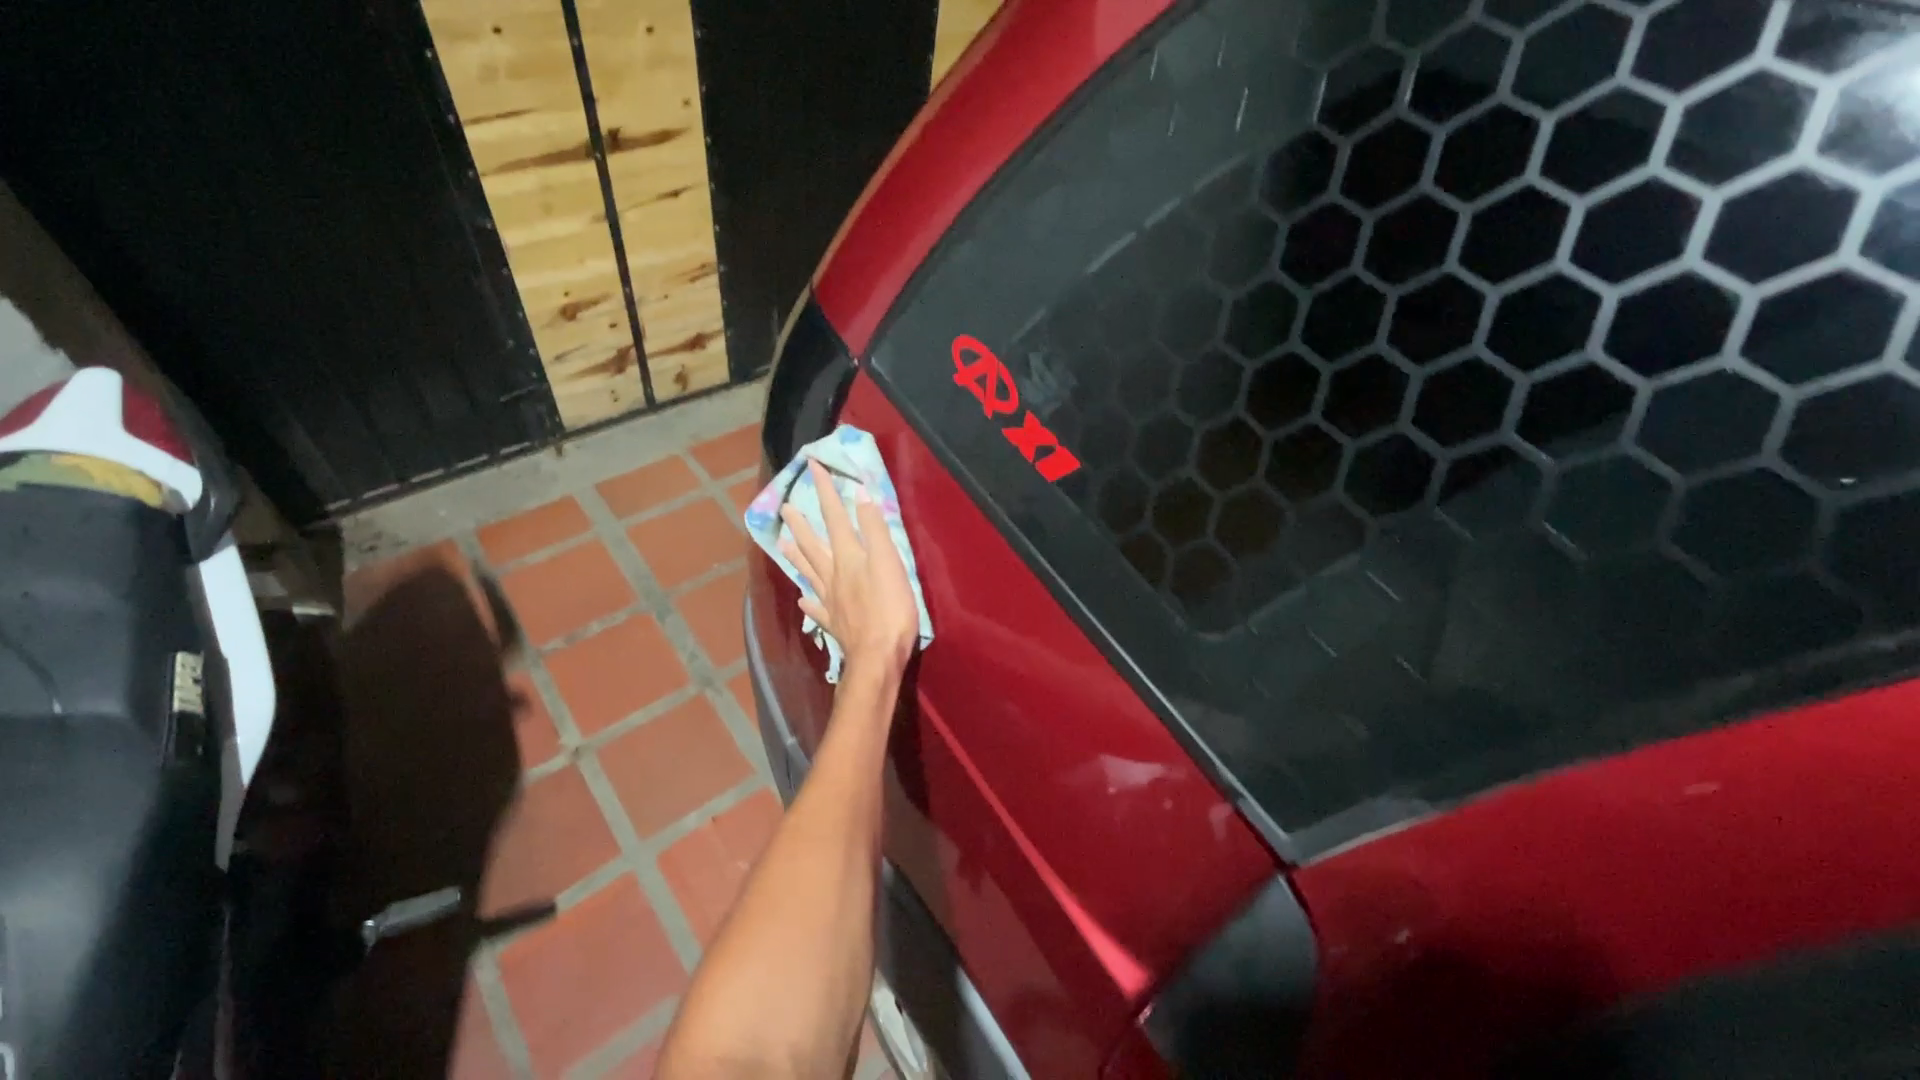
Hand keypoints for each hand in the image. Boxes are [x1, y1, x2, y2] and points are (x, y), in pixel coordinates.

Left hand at [778, 460, 919, 678]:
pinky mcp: (835, 622)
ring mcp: (831, 600)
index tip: (812, 467)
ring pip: (809, 572)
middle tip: (784, 507)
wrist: (877, 656)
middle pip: (813, 544)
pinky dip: (809, 601)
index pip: (835, 516)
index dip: (824, 491)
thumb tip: (861, 495)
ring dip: (796, 556)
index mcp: (848, 556)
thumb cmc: (890, 608)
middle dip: (800, 523)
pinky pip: (817, 608)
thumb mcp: (889, 563)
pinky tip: (803, 599)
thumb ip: (876, 529)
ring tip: (782, 544)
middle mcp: (833, 574)